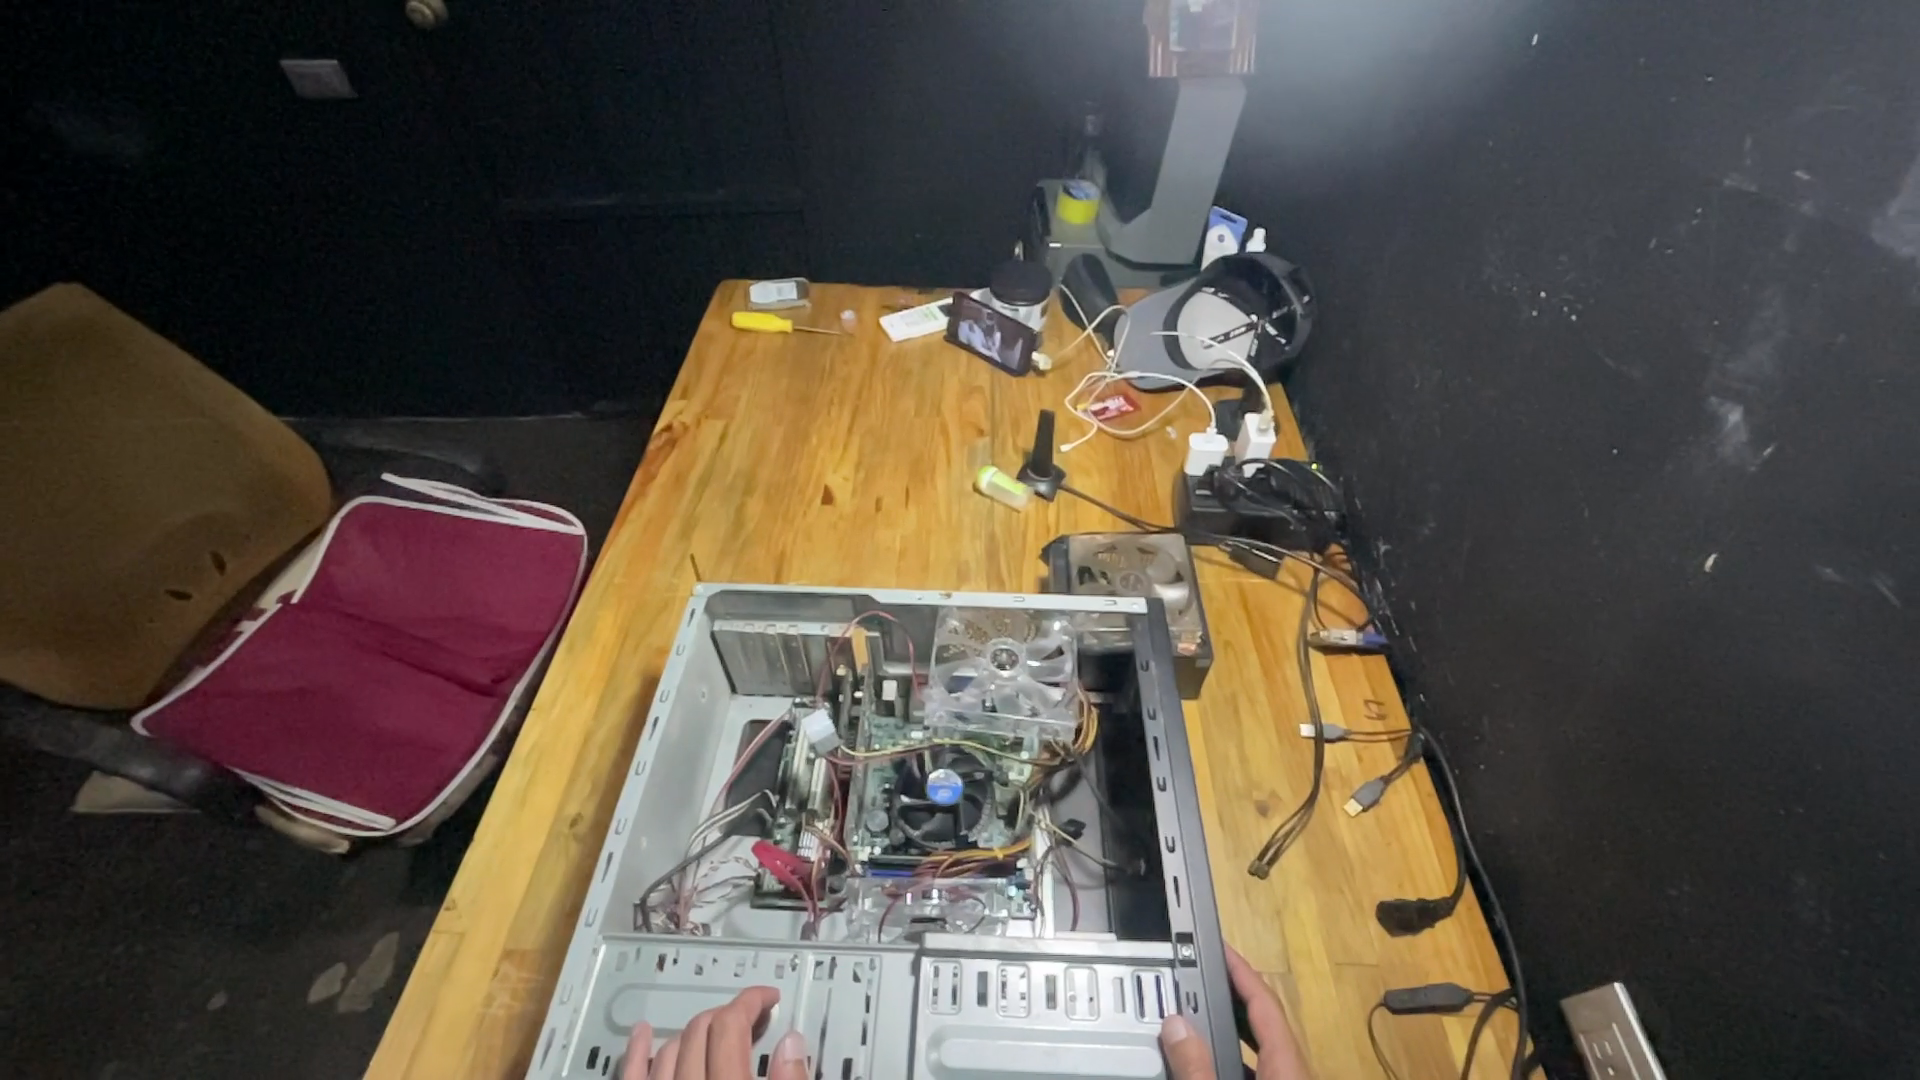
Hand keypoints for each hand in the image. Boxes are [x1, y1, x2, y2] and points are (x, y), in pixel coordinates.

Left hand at [623, 986, 809, 1079]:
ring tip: (718, 1032)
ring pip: (669, 1049)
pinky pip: (631, 1077)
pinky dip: (635, 1052)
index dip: (752, 1001)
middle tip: (753, 1021)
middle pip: (701, 1030)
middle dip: (729, 1014)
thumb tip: (791, 1039)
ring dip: (694, 1032)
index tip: (771, 999)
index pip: (730, 1026)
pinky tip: (642, 1032)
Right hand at [1160, 946, 1310, 1079]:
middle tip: (1195, 970)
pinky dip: (1231, 1052)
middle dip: (1229, 992)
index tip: (1215, 945)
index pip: (1265, 1003)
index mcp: (1288, 1066)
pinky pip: (1257, 1067)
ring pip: (1260, 1045)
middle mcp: (1293, 1072)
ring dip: (1228, 1024)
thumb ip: (1198, 1065)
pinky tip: (1207, 1058)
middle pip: (1263, 1019)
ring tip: (1194, 1009)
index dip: (1240, 969)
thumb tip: (1175, 1025)